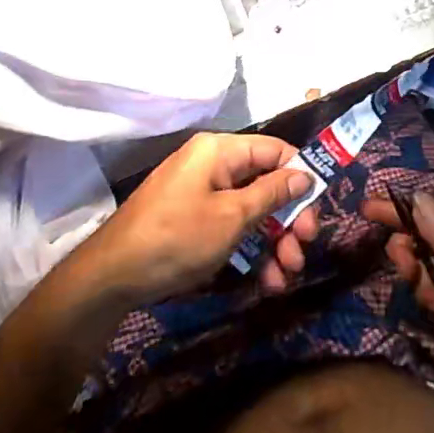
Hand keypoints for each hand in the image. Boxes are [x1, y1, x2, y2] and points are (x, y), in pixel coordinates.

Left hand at [80, 133, 320, 304]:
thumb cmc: (177, 237)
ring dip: (275, 243)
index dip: (302, 177)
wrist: (113, 276)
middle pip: (268, 185)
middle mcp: (213, 166)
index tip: (319, 210)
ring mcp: (204, 195)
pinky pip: (234, 228)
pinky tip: (265, 281)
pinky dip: (252, 251)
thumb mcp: (232, 216)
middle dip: (289, 220)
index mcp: (220, 151)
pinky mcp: (197, 221)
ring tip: (284, 277)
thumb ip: (273, 193)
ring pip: (254, 212)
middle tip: (303, 250)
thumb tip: (305, 174)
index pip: (276, 150)